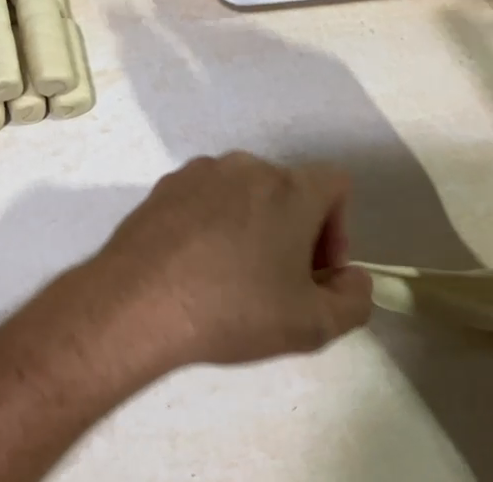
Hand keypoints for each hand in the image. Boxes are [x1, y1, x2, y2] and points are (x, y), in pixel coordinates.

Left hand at [86, 154, 370, 366]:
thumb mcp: (313, 325)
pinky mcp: (163, 187)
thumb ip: (353, 299)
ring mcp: (197, 172)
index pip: (335, 182)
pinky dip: (212, 223)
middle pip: (287, 189)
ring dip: (252, 225)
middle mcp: (243, 167)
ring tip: (233, 277)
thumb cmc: (234, 309)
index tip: (318, 269)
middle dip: (295, 231)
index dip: (339, 226)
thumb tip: (353, 277)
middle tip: (280, 281)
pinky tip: (196, 266)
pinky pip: (204, 199)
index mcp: (287, 188)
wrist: (138, 301)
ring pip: (243, 193)